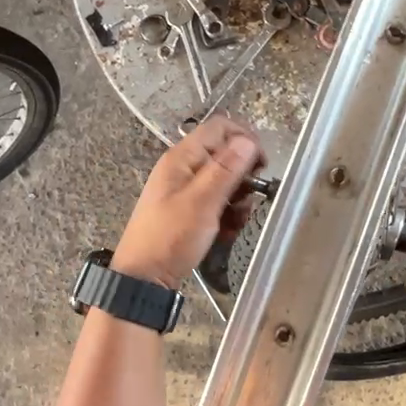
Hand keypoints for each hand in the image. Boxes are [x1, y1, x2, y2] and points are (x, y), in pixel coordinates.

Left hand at [113, 115, 264, 289]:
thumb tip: (249, 140)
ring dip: (238, 198)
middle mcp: (184, 167)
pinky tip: (228, 230)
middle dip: (243, 175)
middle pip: (225, 154)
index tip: (261, 166)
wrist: (144, 278)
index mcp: (182, 157)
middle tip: (249, 198)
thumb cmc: (170, 237)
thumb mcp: (202, 202)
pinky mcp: (189, 210)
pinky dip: (227, 213)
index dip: (245, 140)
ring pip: (225, 180)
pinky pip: (217, 201)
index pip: (220, 127)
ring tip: (237, 220)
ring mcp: (186, 189)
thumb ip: (226, 169)